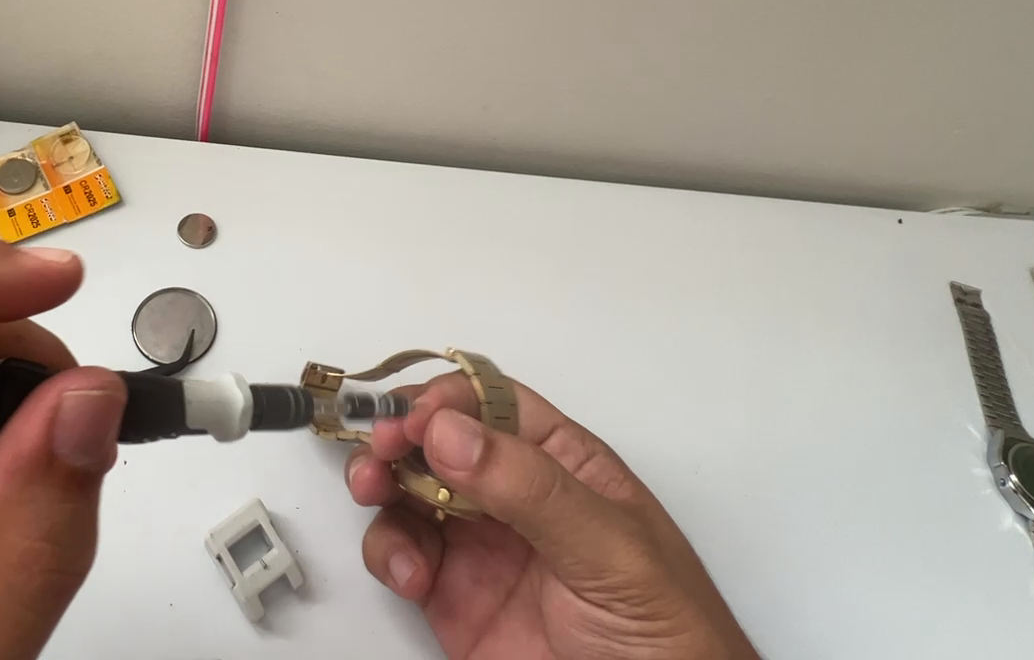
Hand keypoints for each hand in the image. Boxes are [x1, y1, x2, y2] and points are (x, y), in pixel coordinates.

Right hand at [346, 375, 758, 659]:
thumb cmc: (662, 633)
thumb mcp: (611, 551)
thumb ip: (531, 488)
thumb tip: (446, 430)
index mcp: (559, 460)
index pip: (493, 401)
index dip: (448, 398)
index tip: (414, 420)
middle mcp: (510, 490)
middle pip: (438, 436)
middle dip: (399, 433)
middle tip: (377, 450)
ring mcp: (477, 540)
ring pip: (408, 485)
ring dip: (380, 480)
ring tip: (371, 493)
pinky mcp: (451, 593)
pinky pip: (402, 549)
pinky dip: (388, 550)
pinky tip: (409, 576)